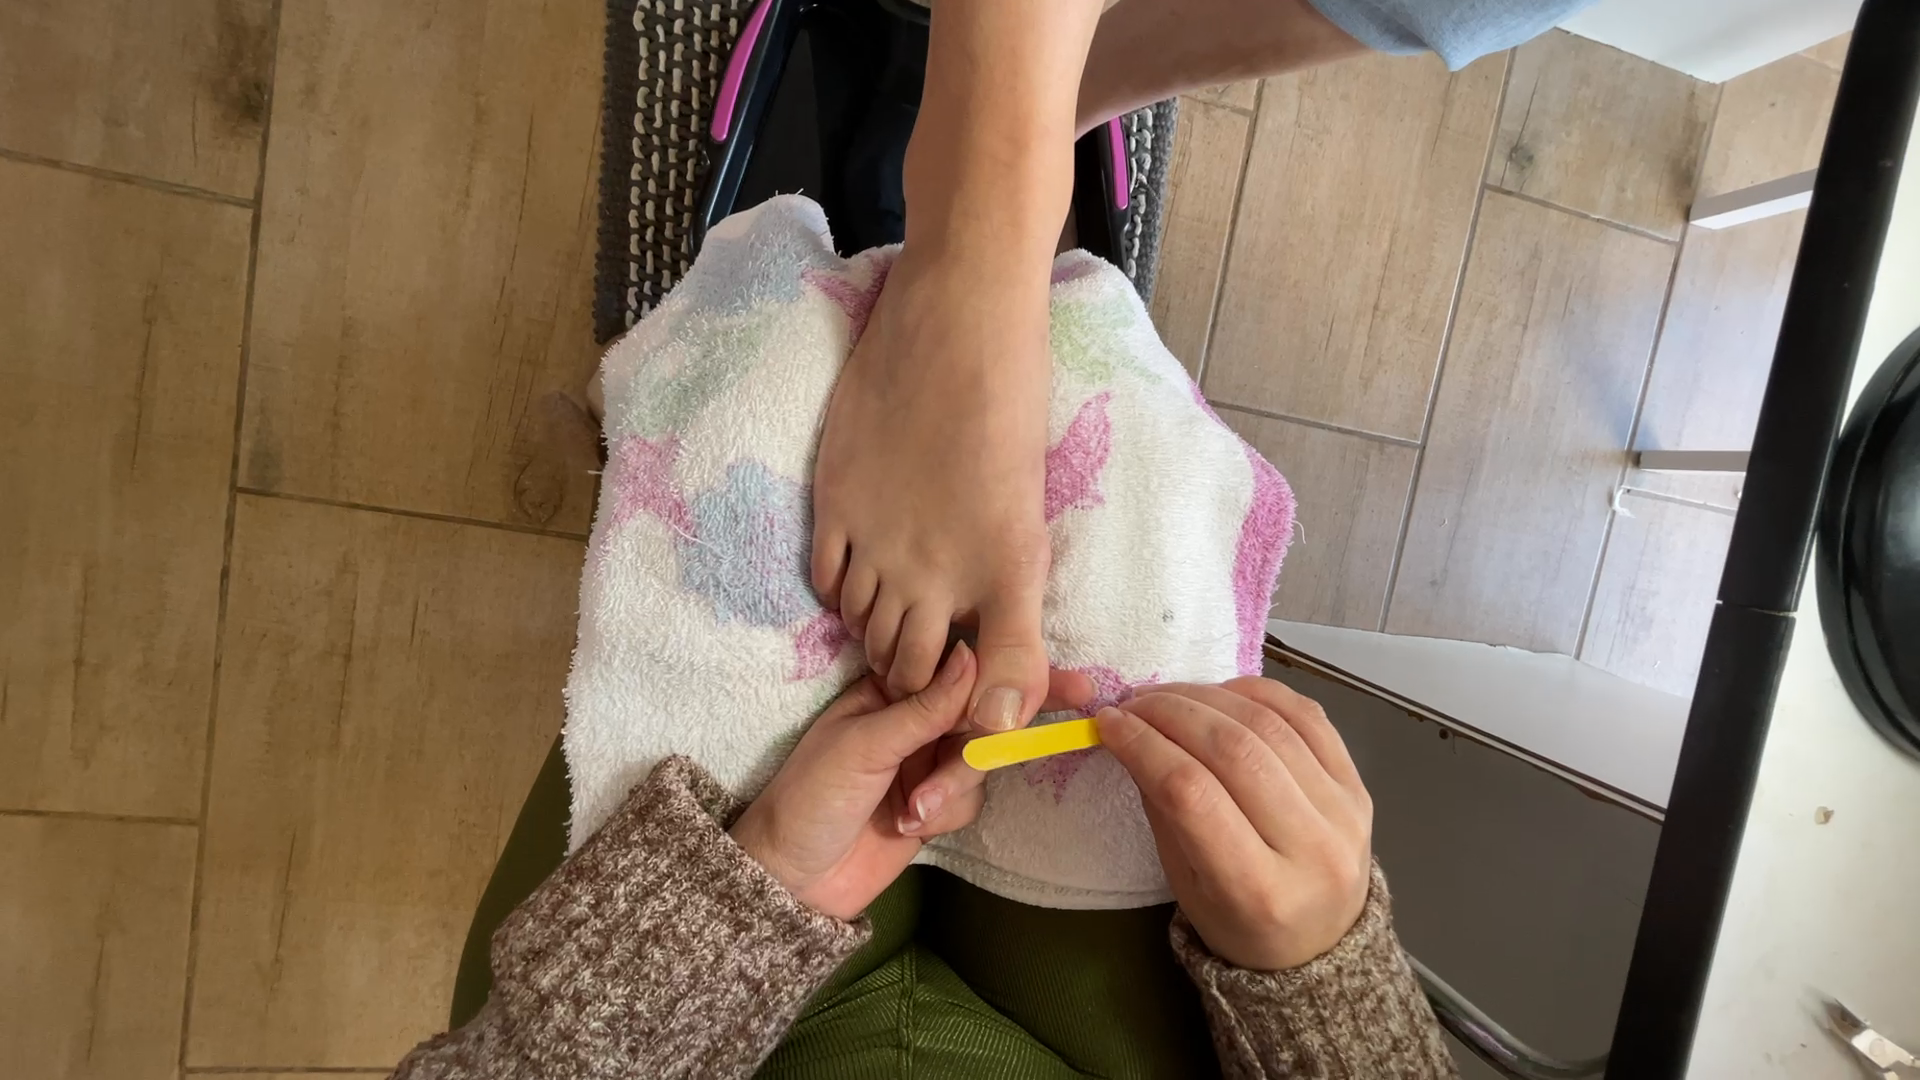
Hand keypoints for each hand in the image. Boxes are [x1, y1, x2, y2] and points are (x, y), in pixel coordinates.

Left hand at [730, 643, 1092, 919]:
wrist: (791, 879)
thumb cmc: (813, 796)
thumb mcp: (865, 743)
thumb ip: (924, 707)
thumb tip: (971, 653)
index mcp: (893, 690)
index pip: (960, 671)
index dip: (1009, 669)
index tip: (1063, 670)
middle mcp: (917, 721)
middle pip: (982, 713)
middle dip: (1009, 721)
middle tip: (1083, 700)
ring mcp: (927, 763)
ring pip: (980, 760)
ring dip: (956, 784)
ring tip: (913, 809)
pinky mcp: (934, 803)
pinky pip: (968, 798)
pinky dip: (946, 811)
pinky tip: (909, 826)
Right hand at [810, 248, 1054, 728]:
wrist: (960, 325)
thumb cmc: (1014, 414)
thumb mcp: (1032, 529)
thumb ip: (1016, 627)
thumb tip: (1001, 718)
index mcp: (991, 581)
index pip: (959, 683)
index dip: (956, 708)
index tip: (956, 702)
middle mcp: (924, 574)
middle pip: (901, 659)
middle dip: (913, 677)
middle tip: (921, 673)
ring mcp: (874, 538)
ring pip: (864, 622)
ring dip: (878, 638)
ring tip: (892, 634)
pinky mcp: (835, 502)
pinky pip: (826, 579)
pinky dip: (842, 596)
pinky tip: (859, 586)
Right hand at [1096, 677, 1373, 970]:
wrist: (1320, 944)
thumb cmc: (1236, 918)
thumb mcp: (1182, 879)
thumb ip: (1160, 802)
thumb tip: (1127, 729)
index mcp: (1258, 890)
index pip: (1192, 794)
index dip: (1144, 746)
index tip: (1108, 722)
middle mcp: (1312, 849)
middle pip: (1233, 751)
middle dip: (1170, 712)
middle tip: (1133, 701)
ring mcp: (1344, 813)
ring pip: (1268, 725)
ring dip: (1206, 696)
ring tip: (1168, 695)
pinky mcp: (1359, 785)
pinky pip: (1308, 716)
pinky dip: (1257, 692)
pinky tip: (1220, 693)